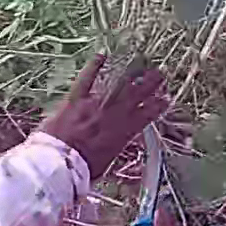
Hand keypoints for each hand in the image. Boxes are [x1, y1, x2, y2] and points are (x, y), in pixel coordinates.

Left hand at [40, 54, 168, 181]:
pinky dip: (93, 66)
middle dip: (149, 84)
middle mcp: (112, 115)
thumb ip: (116, 148)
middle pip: (135, 95)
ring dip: (131, 73)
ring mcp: (94, 104)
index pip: (146, 115)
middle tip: (160, 74)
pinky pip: (86, 79)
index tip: (166, 99)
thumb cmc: (82, 169)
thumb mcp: (107, 162)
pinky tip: (101, 55)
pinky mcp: (75, 99)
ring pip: (117, 84)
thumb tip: (119, 144)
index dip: (157, 106)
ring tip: (142, 63)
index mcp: (123, 132)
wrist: (59, 164)